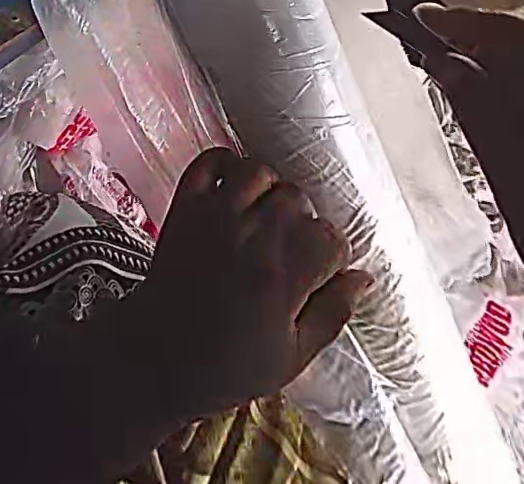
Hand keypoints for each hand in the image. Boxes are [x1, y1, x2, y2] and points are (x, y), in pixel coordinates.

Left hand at [116, 149, 370, 420]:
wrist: (160, 353)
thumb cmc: (229, 363)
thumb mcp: (294, 355)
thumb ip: (333, 312)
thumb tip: (363, 277)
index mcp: (283, 277)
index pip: (330, 237)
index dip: (332, 251)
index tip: (320, 264)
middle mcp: (251, 237)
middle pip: (296, 197)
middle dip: (303, 217)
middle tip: (291, 240)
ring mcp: (214, 215)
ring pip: (257, 169)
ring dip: (268, 185)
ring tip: (264, 210)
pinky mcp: (185, 205)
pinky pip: (208, 161)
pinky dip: (224, 160)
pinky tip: (233, 183)